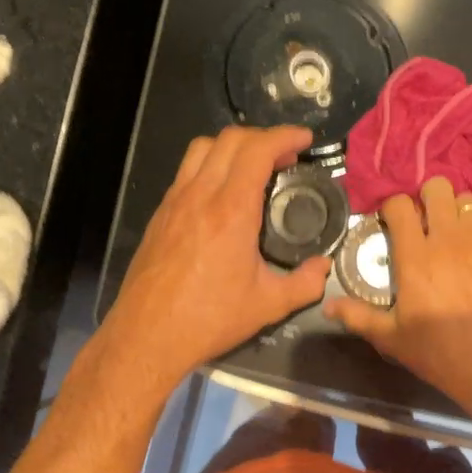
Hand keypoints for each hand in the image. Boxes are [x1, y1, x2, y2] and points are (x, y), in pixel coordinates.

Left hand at [100, 126, 330, 384]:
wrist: (147, 336)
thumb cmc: (210, 319)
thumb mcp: (269, 305)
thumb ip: (305, 283)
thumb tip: (323, 267)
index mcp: (231, 210)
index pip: (257, 150)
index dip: (284, 136)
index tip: (305, 140)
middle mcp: (200, 195)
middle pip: (229, 139)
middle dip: (263, 137)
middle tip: (286, 156)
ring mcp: (175, 202)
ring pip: (202, 148)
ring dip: (232, 146)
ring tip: (254, 166)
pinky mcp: (160, 215)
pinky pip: (187, 172)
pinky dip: (211, 165)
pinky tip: (224, 193)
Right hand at [326, 176, 471, 406]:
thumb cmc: (438, 350)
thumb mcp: (391, 337)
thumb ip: (358, 316)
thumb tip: (328, 306)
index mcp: (415, 256)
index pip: (400, 205)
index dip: (393, 208)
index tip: (393, 222)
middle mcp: (448, 239)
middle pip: (438, 188)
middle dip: (429, 197)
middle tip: (426, 219)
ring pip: (468, 201)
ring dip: (457, 212)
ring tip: (454, 232)